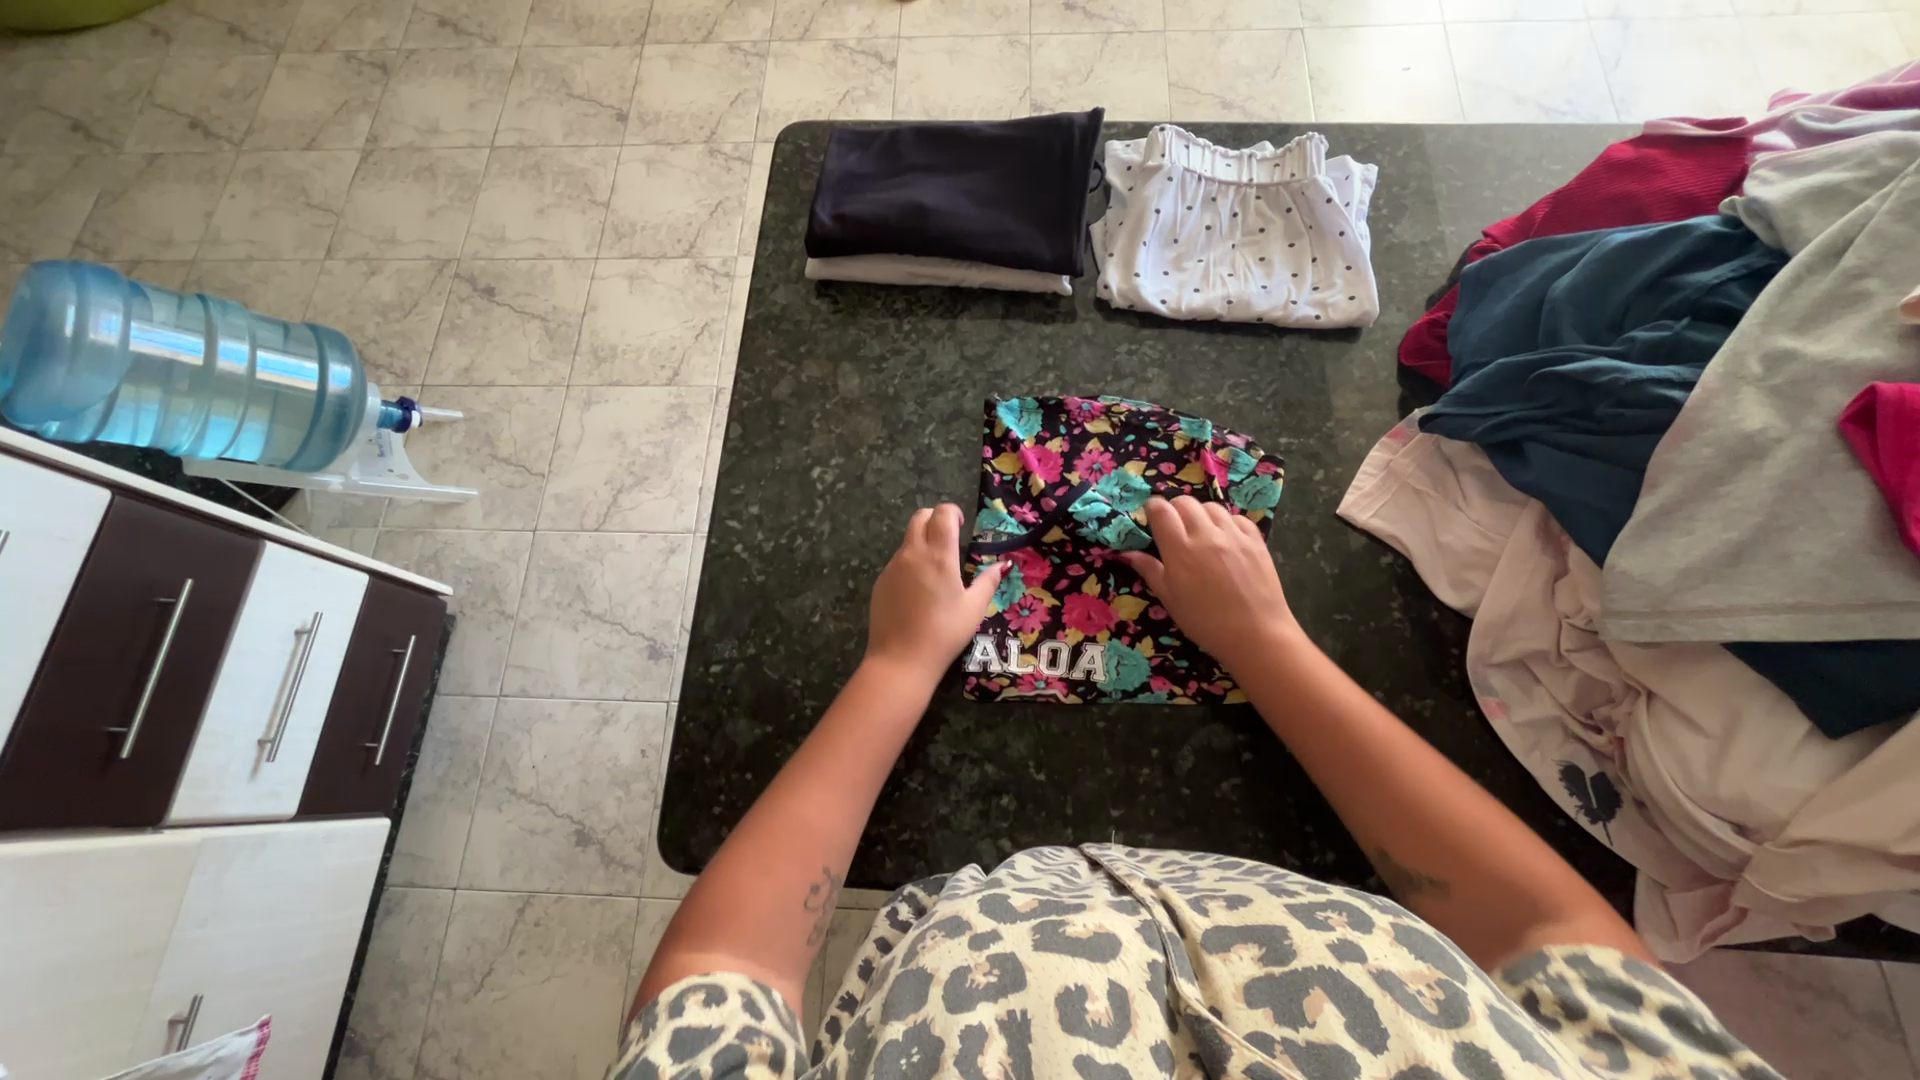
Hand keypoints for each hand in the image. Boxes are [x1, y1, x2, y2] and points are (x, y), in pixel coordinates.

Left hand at [864, 504, 1006, 682]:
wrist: (900, 659)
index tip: (961, 525)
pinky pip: (897, 562)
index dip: (953, 512)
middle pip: (919, 517)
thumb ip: (988, 581)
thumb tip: (1003, 564)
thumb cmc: (944, 633)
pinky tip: (918, 591)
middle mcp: (912, 554)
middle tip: (949, 537)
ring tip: (936, 570)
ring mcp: (892, 567)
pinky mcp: (880, 582)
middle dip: (935, 519)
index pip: (942, 513)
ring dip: (922, 541)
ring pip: (907, 540)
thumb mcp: (974, 608)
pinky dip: (910, 563)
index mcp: (938, 555)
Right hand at [1117, 496, 1303, 674]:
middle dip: (1175, 509)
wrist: (1256, 634)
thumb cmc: (1205, 622)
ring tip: (1200, 533)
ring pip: (1211, 506)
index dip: (1152, 508)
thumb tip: (1127, 553)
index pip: (1161, 510)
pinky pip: (1237, 518)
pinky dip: (1226, 523)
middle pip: (1185, 502)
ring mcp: (1233, 535)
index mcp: (1180, 550)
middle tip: (1174, 528)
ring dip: (1200, 514)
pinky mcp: (1255, 540)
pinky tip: (1225, 539)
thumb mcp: (1170, 599)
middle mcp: (1206, 535)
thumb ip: (1149, 570)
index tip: (1150, 518)